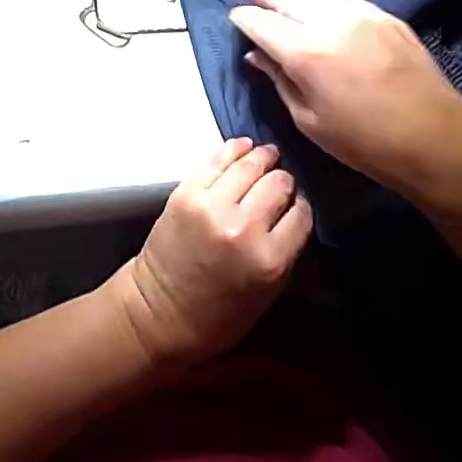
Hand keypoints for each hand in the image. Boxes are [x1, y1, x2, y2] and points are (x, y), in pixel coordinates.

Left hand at [104, 139, 311, 364]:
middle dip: (284, 180)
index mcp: (269, 259)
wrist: (160, 311)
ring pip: (249, 165)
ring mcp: (212, 206)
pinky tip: (242, 146)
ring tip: (267, 153)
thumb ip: (286, 250)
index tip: (297, 202)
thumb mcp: (268, 293)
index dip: (301, 204)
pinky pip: (216, 160)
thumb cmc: (218, 315)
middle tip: (281, 180)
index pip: (301, 214)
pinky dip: (233, 150)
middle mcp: (243, 227)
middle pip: (278, 184)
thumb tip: (294, 210)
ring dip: (262, 156)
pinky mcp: (187, 193)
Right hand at [227, 0, 461, 211]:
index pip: (263, 23)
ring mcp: (362, 14)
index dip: (244, 18)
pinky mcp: (385, 16)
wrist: (438, 140)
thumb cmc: (366, 143)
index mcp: (308, 54)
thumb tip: (256, 54)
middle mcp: (332, 23)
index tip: (233, 15)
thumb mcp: (309, 120)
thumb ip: (279, 79)